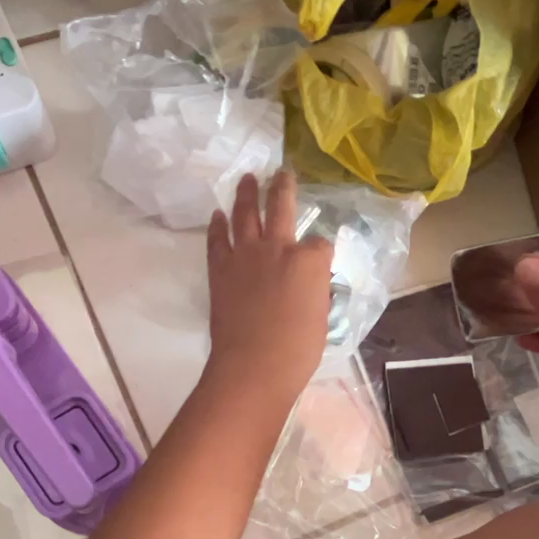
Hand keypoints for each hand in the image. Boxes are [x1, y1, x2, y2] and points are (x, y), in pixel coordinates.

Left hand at [204, 172, 333, 401]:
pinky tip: (218, 215)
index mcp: (310, 261)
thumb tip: (312, 288)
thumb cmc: (297, 352)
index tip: (320, 259)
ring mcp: (246, 255)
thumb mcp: (321, 321)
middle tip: (281, 172)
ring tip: (248, 179)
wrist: (252, 366)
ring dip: (246, 194)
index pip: (321, 243)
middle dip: (283, 187)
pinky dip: (218, 225)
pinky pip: (218, 239)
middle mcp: (279, 247)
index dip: (321, 251)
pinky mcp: (220, 268)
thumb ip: (317, 295)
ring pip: (245, 213)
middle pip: (281, 206)